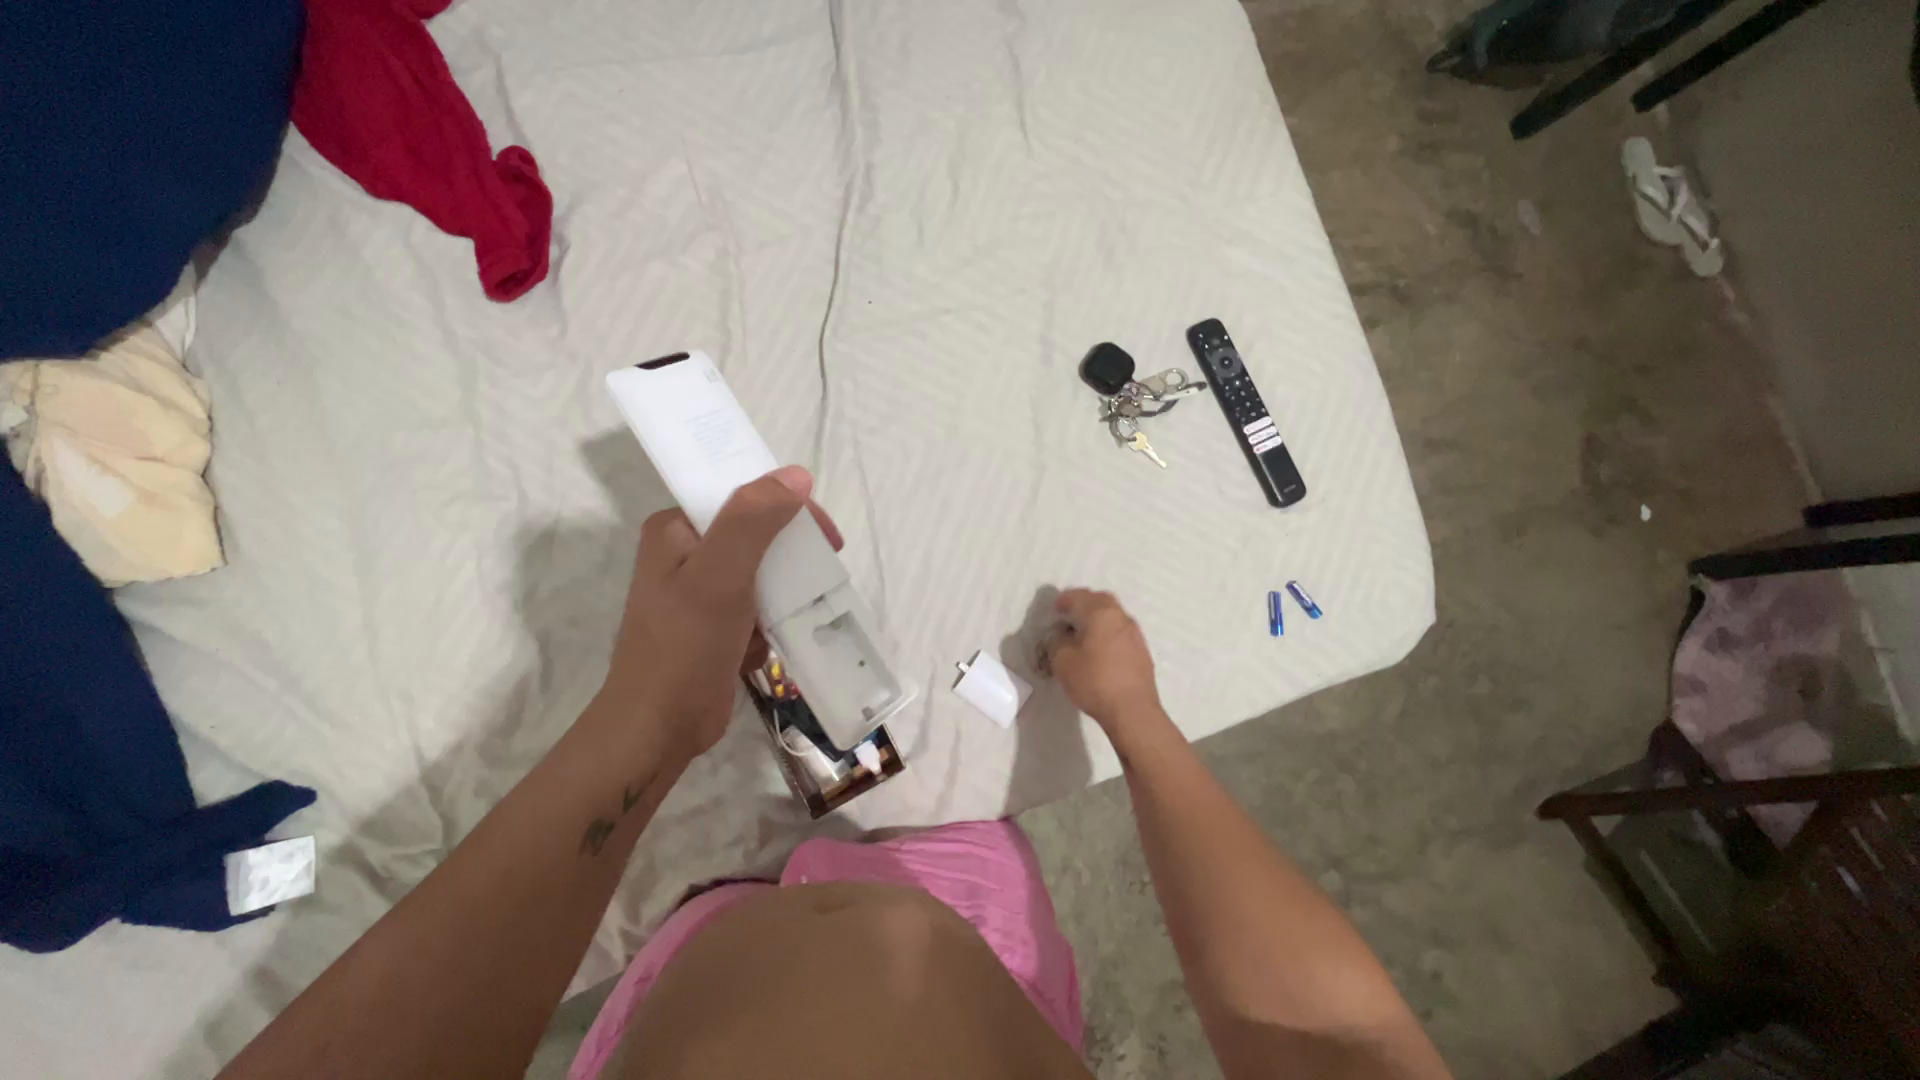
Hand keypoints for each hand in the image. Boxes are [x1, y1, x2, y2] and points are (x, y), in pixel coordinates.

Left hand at [601, 466, 842, 758]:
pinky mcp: (714, 627)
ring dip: (783, 594)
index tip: (825, 536)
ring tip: (791, 617)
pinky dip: (769, 624)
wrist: (659, 728)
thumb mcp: (721, 575)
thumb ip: (753, 521)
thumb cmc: (685, 647)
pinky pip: (757, 609)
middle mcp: (685, 553)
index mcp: (676, 529)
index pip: (742, 495)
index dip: (788, 507)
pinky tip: (764, 648)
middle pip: (756, 534)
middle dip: (790, 557)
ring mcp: (699, 592)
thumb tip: (796, 475)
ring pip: (762, 574)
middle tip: (821, 573)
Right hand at [1041, 588, 1164, 732]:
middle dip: (1084, 603)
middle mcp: (1121, 617)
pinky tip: (1101, 649)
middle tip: (1070, 615)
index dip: (1064, 600)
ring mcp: (1135, 634)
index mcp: (1100, 613)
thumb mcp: (1062, 661)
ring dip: (1098, 618)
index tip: (1055, 609)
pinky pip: (1121, 632)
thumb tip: (1061, 635)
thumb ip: (1057, 642)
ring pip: (1114, 616)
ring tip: (1084, 633)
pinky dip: (1108, 633)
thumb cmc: (1094, 681)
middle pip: (1101, 600)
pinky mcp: (1142, 652)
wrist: (1132, 710)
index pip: (1079, 597)